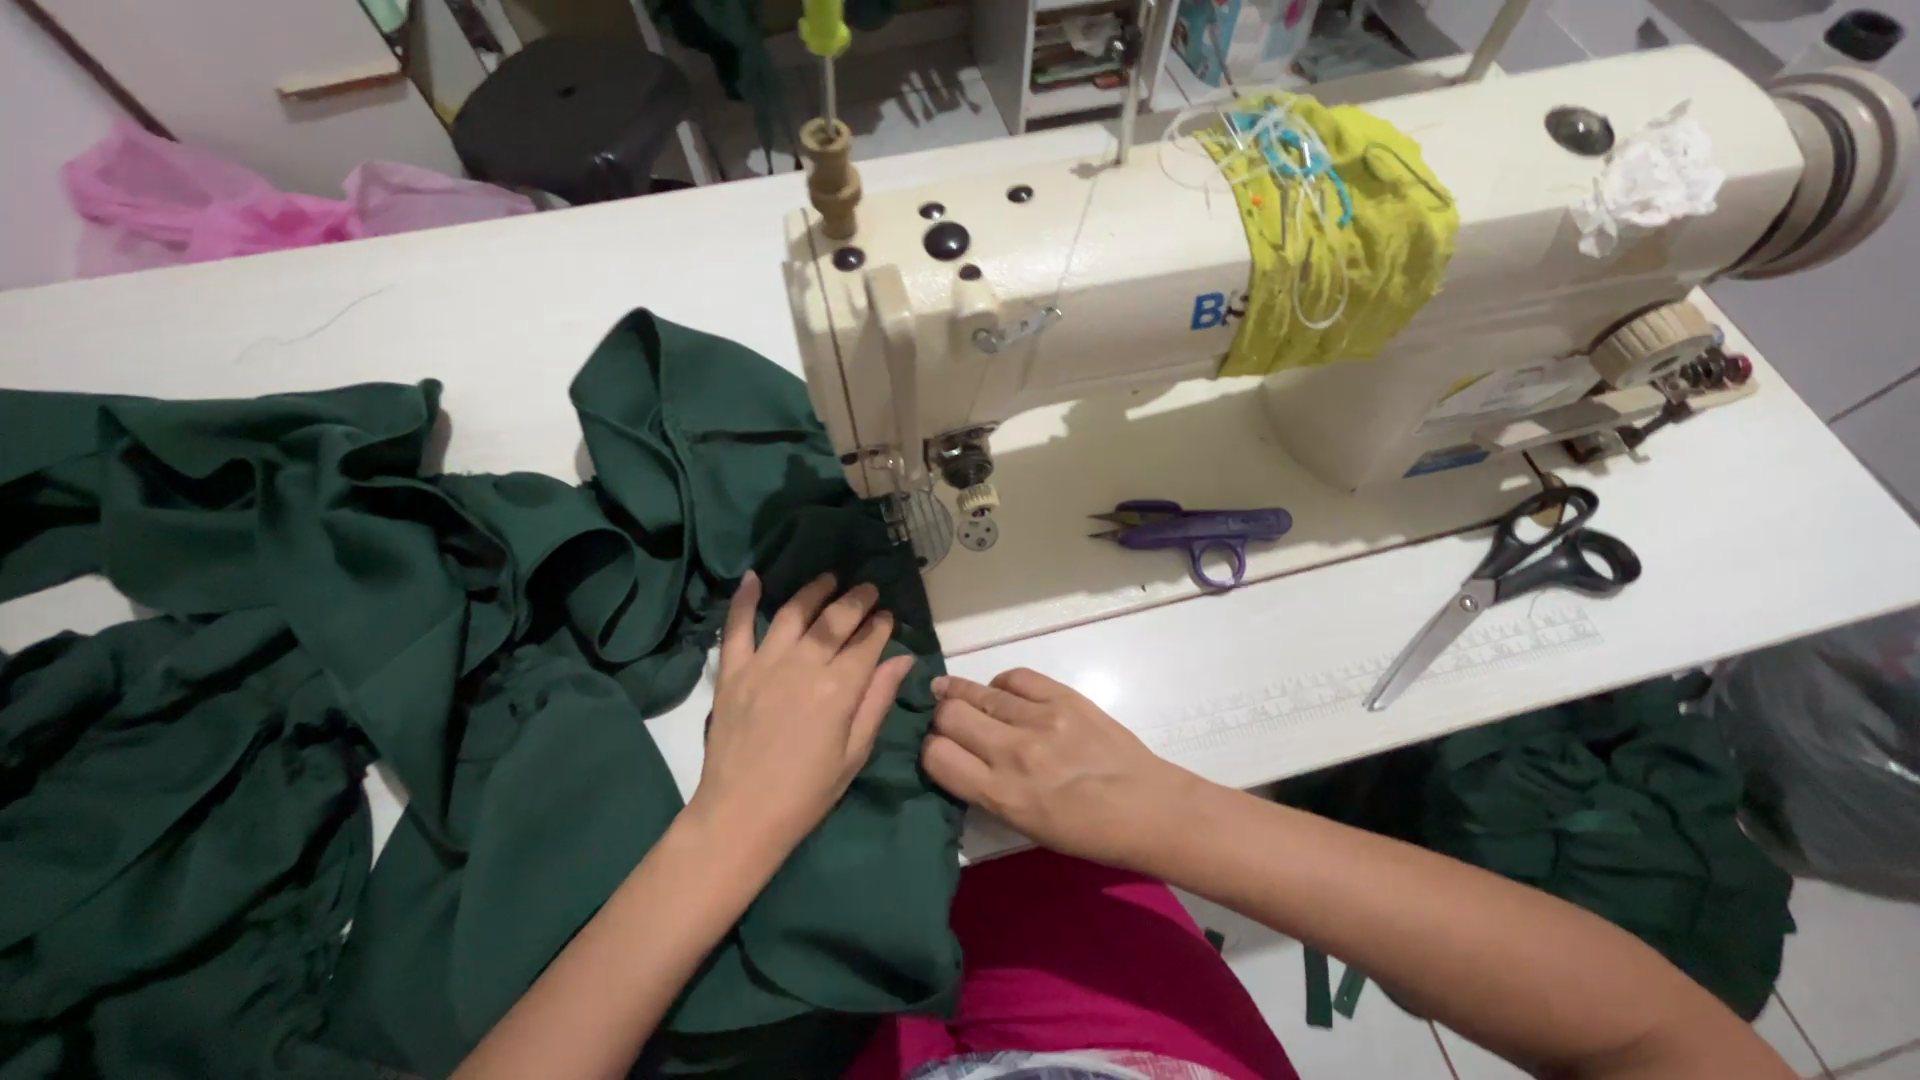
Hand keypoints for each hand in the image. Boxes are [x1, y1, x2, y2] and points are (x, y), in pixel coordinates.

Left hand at [694, 571, 914, 858]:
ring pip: (793, 612)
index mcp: (839, 689)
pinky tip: (753, 576)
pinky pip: (736, 627)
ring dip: (814, 591)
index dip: (881, 625)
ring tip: (828, 579)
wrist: (741, 815)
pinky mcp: (732, 672)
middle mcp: (803, 665)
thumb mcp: (855, 753)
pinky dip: (743, 599)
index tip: (888, 615)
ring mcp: (764, 664)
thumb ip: (878, 700)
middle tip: (868, 589)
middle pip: (835, 619)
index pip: (867, 642)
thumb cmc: (807, 792)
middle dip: (857, 600)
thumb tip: (904, 659)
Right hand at [921, 669, 1200, 870]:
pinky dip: (1001, 684)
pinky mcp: (1063, 697)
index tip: (938, 749)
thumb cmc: (1085, 833)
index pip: (936, 756)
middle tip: (944, 720)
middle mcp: (1013, 753)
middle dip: (940, 718)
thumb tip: (957, 757)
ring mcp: (1040, 720)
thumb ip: (984, 790)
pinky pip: (1015, 676)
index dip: (929, 750)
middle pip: (949, 716)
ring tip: (951, 692)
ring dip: (959, 693)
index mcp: (1001, 795)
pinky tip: (1002, 693)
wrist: (1147, 808)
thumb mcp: (1023, 826)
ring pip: (977, 691)